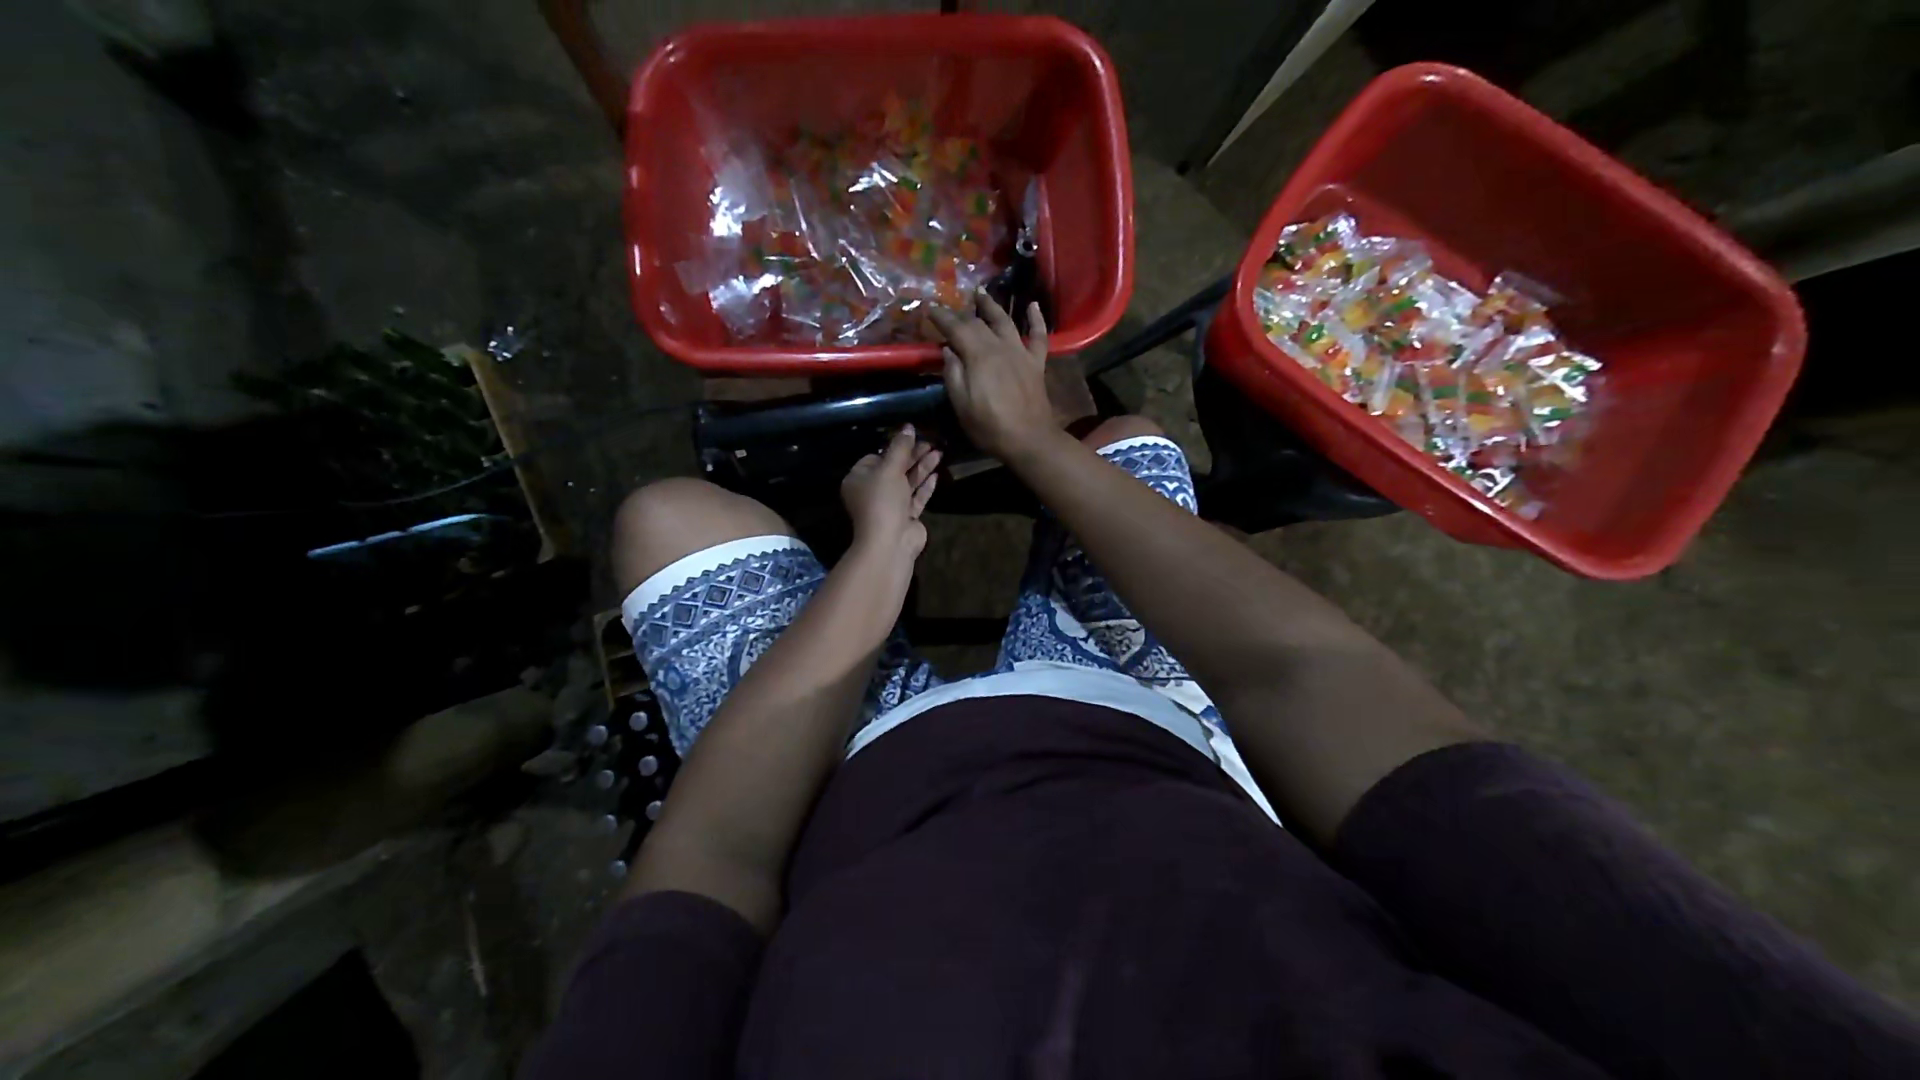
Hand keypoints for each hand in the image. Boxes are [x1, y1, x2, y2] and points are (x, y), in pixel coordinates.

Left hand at [841, 424, 940, 559]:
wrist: (890, 541)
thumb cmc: (882, 500)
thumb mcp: (889, 468)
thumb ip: (900, 446)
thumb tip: (909, 426)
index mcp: (859, 479)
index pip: (875, 457)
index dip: (893, 448)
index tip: (911, 438)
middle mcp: (872, 492)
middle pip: (894, 468)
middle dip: (913, 455)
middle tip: (931, 442)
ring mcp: (890, 506)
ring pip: (907, 482)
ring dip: (922, 468)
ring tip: (939, 452)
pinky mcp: (905, 517)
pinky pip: (915, 498)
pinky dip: (925, 486)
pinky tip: (937, 475)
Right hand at [929, 290, 1055, 461]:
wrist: (1029, 440)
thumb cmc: (989, 427)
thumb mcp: (961, 405)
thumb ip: (953, 374)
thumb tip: (948, 350)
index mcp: (978, 356)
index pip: (956, 328)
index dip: (941, 317)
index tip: (929, 310)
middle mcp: (1000, 346)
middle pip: (978, 323)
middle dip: (961, 313)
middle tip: (949, 308)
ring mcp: (1021, 352)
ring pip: (1005, 320)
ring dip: (992, 305)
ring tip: (981, 292)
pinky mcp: (1036, 363)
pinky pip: (1038, 335)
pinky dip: (1036, 318)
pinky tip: (1032, 305)